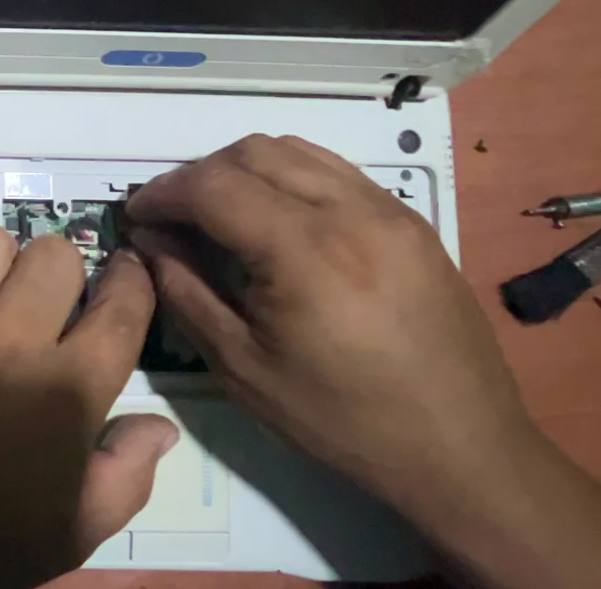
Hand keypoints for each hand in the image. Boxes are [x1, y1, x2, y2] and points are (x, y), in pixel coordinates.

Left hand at [0, 220, 177, 588]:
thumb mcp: (71, 531)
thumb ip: (127, 474)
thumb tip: (162, 425)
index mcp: (65, 393)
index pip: (122, 308)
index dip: (133, 280)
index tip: (126, 273)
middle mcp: (8, 340)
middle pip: (56, 255)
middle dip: (64, 273)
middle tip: (47, 301)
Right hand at [127, 135, 540, 513]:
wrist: (464, 451)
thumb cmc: (341, 419)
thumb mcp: (241, 365)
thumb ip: (184, 288)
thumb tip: (148, 236)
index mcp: (307, 254)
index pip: (213, 186)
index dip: (163, 192)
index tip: (137, 214)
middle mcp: (350, 213)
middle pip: (248, 154)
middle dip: (196, 175)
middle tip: (172, 216)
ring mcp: (387, 208)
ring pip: (289, 149)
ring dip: (238, 168)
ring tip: (217, 209)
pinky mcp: (408, 217)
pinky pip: (328, 166)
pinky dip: (283, 173)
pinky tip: (271, 212)